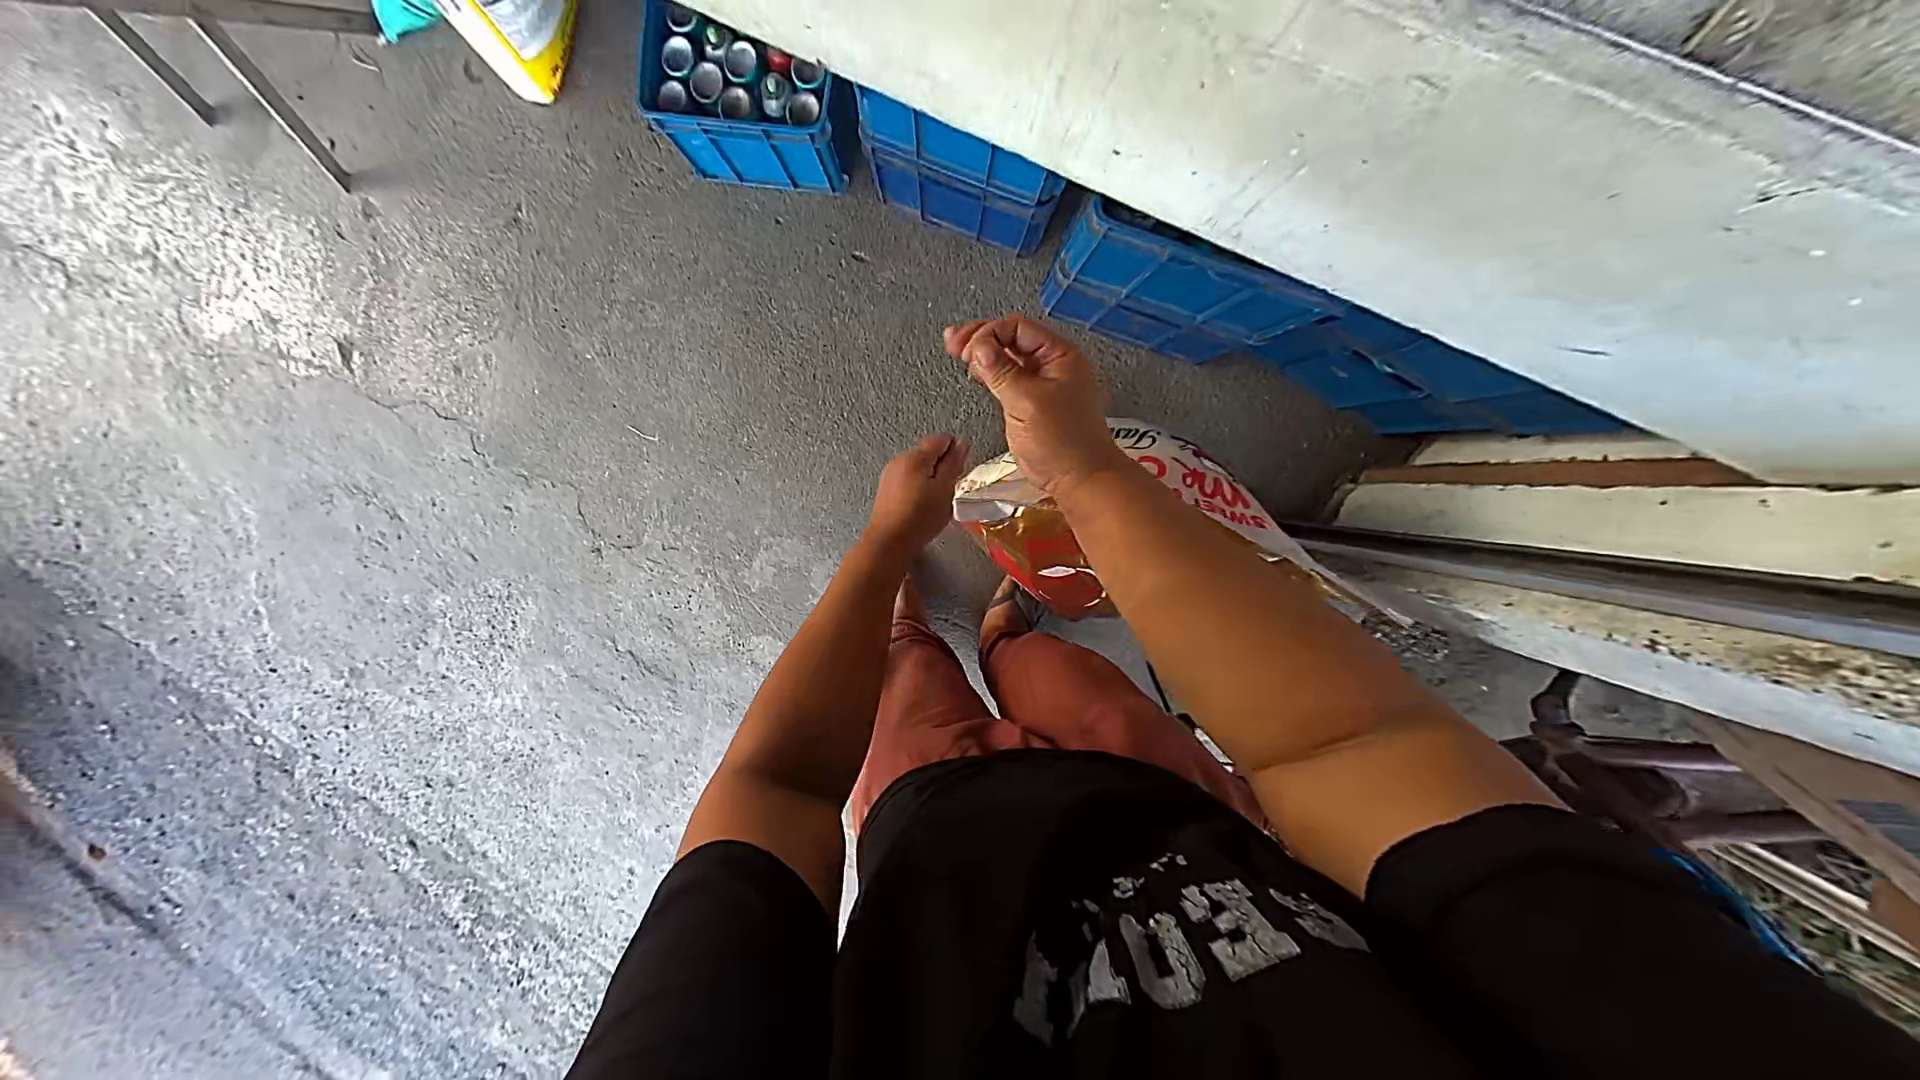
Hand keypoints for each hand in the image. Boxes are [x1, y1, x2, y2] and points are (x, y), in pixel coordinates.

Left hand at [865, 433, 971, 555]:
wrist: (890, 542)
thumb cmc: (920, 517)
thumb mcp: (945, 489)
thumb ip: (954, 463)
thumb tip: (962, 443)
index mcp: (915, 456)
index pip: (942, 438)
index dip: (956, 452)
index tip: (959, 473)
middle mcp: (900, 460)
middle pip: (929, 452)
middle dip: (943, 466)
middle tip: (948, 490)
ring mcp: (891, 474)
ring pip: (919, 467)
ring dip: (931, 478)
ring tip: (935, 501)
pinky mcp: (887, 489)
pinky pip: (909, 480)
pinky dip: (919, 488)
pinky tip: (921, 506)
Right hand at [944, 315, 1130, 499]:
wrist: (1078, 480)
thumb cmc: (1065, 444)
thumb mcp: (1028, 402)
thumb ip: (1001, 372)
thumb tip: (979, 346)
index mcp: (1060, 356)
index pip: (1018, 328)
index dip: (989, 334)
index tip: (968, 349)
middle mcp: (1052, 366)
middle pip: (1011, 338)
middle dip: (980, 338)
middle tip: (953, 342)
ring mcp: (1041, 384)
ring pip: (1007, 358)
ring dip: (982, 353)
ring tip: (957, 352)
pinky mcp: (1030, 403)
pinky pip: (1007, 378)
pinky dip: (988, 372)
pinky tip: (975, 371)